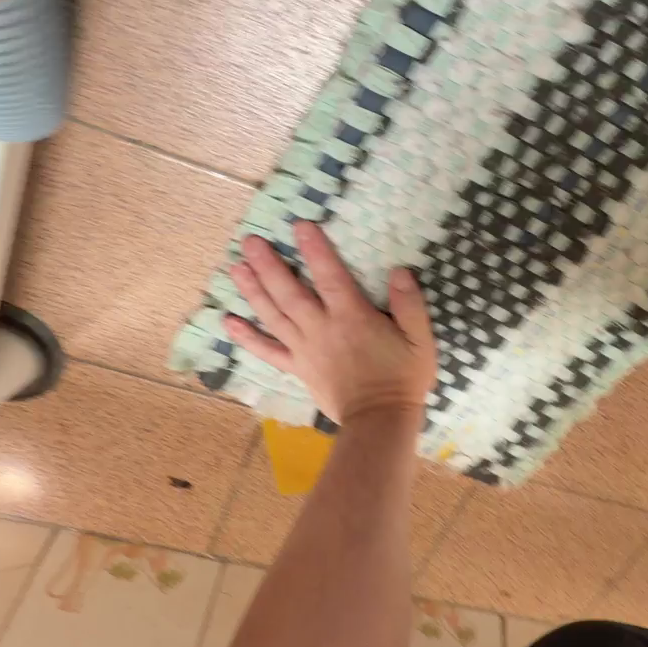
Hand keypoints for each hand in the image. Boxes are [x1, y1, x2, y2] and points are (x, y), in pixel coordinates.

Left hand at [222, 221, 437, 427]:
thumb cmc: (403, 377)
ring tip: (236, 268)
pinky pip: (267, 351)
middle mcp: (321, 328)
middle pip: (289, 292)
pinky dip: (247, 337)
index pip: (330, 276)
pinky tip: (228, 322)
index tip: (299, 225)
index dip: (315, 249)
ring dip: (253, 290)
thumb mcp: (420, 339)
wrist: (380, 421)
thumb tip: (399, 270)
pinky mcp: (298, 368)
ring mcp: (305, 349)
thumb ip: (410, 303)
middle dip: (269, 265)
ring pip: (273, 315)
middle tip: (250, 241)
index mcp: (352, 317)